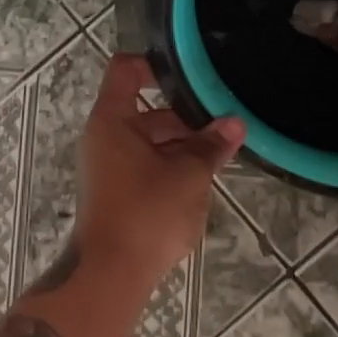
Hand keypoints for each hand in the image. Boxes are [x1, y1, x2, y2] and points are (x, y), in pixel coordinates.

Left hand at [73, 54, 245, 281]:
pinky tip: (201, 181)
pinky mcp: (114, 189)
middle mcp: (103, 135)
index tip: (192, 76)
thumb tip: (234, 123)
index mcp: (111, 119)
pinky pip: (144, 163)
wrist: (110, 271)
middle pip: (144, 109)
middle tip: (224, 126)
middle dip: (184, 117)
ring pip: (147, 140)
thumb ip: (211, 146)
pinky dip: (169, 165)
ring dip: (181, 145)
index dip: (155, 65)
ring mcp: (106, 163)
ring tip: (221, 156)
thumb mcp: (188, 176)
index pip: (126, 70)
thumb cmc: (146, 213)